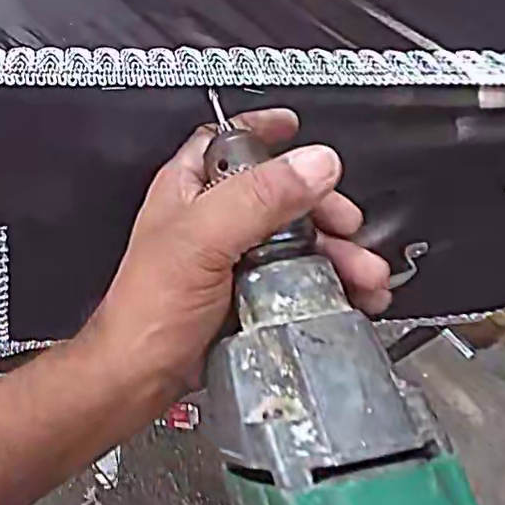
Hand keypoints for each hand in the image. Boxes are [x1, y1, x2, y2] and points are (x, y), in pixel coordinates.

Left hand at [87, 109, 391, 392]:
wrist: (142, 374)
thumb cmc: (147, 308)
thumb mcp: (201, 241)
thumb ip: (255, 199)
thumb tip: (312, 164)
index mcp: (186, 190)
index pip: (226, 142)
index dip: (263, 132)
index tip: (298, 130)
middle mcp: (208, 217)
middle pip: (278, 191)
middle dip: (321, 204)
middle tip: (345, 223)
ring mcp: (228, 255)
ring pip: (294, 235)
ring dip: (337, 248)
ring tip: (362, 271)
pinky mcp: (246, 290)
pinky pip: (297, 274)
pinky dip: (330, 280)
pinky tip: (354, 293)